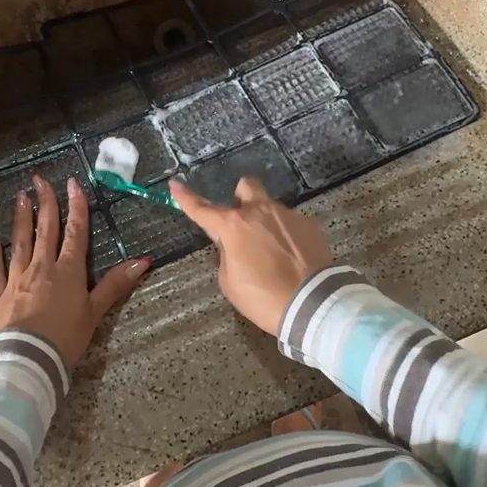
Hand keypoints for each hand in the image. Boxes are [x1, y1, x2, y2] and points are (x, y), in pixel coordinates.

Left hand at [0, 175, 149, 365]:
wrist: (26, 358)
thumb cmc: (65, 337)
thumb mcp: (95, 311)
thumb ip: (116, 284)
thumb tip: (144, 260)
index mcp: (68, 270)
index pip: (75, 232)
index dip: (76, 207)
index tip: (73, 183)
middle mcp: (42, 266)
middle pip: (46, 229)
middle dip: (46, 202)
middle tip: (39, 179)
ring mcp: (17, 278)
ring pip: (21, 241)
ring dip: (22, 217)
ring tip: (20, 196)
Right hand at [170, 176, 332, 335]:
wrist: (311, 303)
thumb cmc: (262, 297)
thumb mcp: (230, 281)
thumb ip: (227, 255)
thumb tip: (234, 244)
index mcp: (234, 226)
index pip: (203, 209)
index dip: (186, 197)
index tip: (175, 184)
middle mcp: (260, 212)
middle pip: (246, 185)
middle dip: (240, 197)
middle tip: (241, 220)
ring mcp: (287, 215)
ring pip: (271, 207)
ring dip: (266, 222)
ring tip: (272, 253)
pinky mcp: (309, 225)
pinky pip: (291, 224)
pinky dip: (287, 236)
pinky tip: (291, 258)